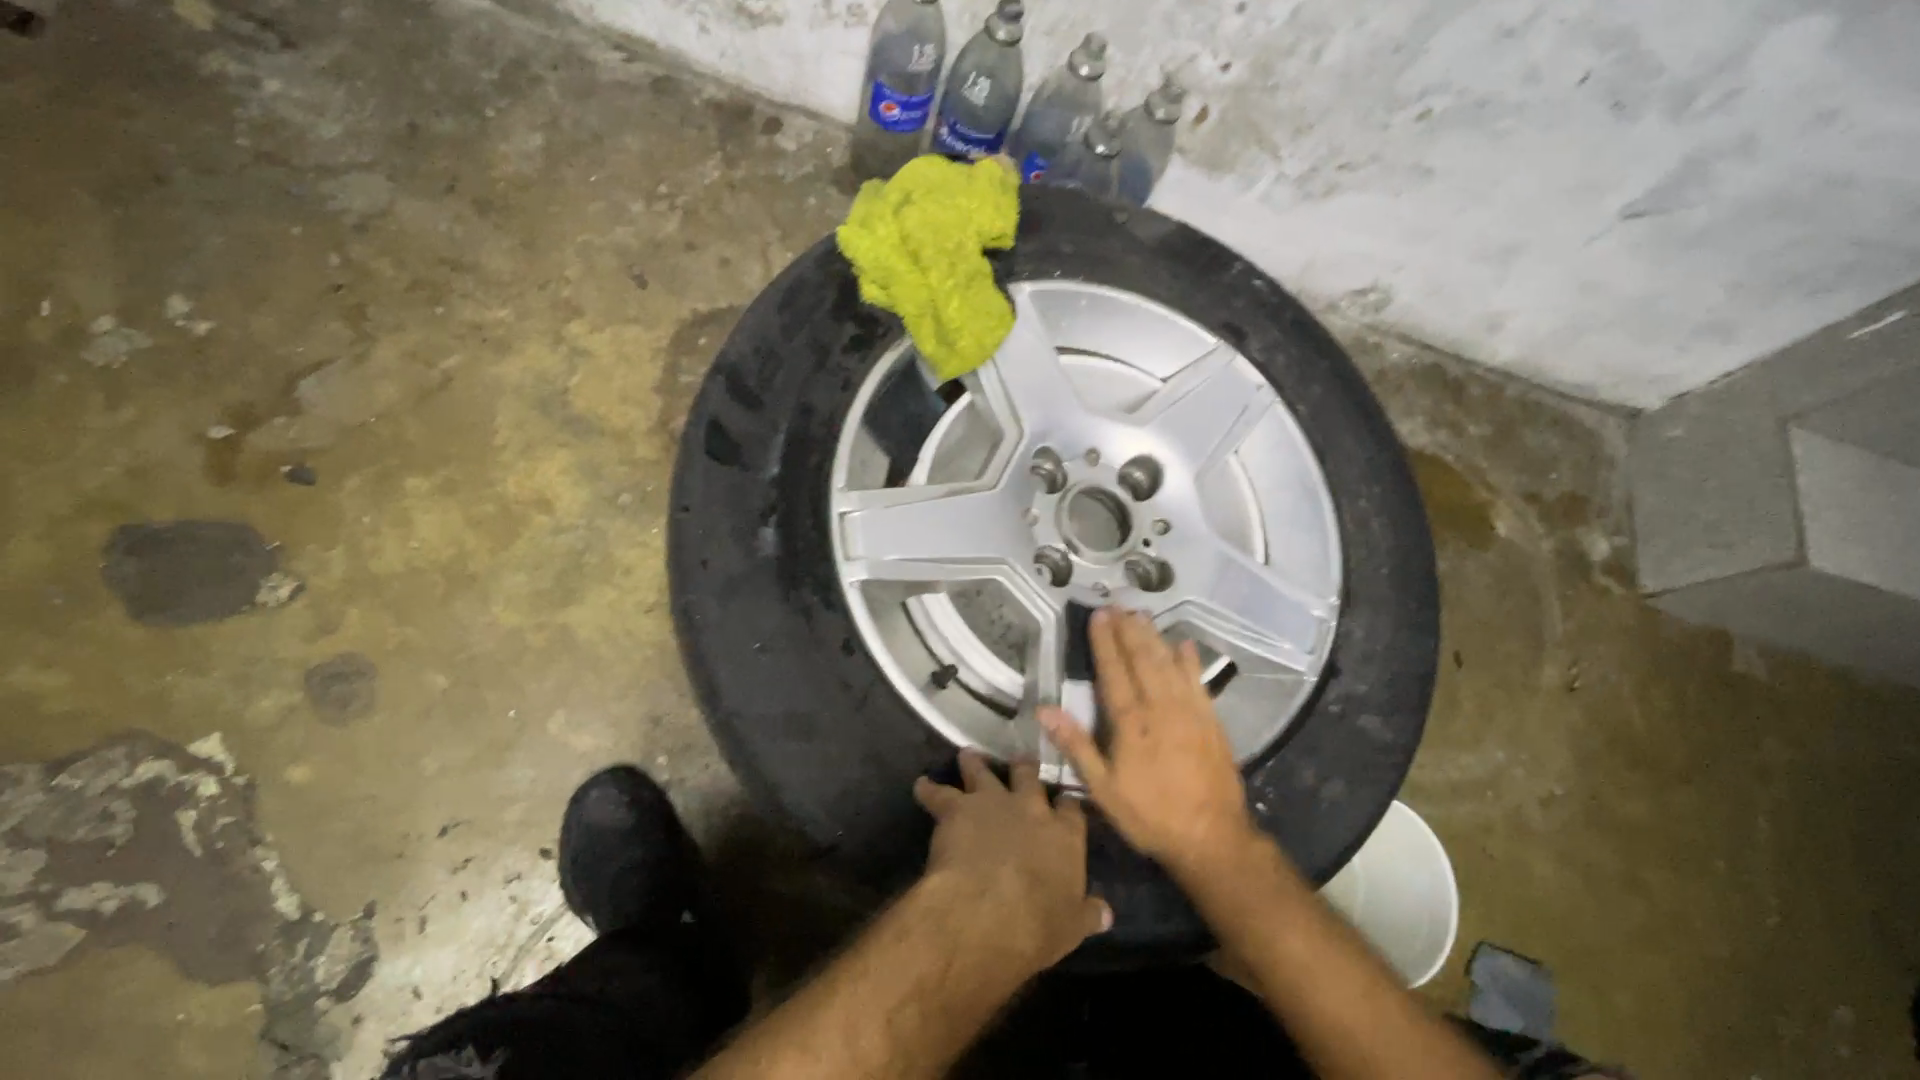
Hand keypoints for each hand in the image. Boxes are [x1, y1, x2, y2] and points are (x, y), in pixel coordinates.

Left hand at [913, 751, 1111, 969]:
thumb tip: (1105, 914)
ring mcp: (992, 803)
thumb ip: (1087, 914)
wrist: (988, 910)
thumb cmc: (1037, 924)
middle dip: (1025, 768)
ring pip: (982, 772)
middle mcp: (1031, 809)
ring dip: (974, 763)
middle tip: (1020, 761)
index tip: (1064, 801)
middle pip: (1028, 777)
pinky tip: (920, 785)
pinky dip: (927, 789)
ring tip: (968, 755)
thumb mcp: (1072, 926)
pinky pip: (938, 792)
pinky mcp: (957, 808)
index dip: (1066, 805)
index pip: (1071, 810)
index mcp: (1065, 836)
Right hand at [1039, 608, 1258, 875]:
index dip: (1105, 643)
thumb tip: (1045, 710)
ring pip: (1169, 664)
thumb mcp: (1103, 789)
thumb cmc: (1150, 816)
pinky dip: (1191, 661)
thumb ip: (1076, 746)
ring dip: (1154, 638)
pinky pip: (1199, 682)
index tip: (1098, 616)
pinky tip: (1184, 645)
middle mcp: (1161, 708)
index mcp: (1131, 723)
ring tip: (1142, 615)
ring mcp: (1190, 712)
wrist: (1212, 838)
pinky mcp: (1212, 722)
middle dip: (1128, 631)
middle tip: (1118, 605)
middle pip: (1142, 660)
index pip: (1114, 672)